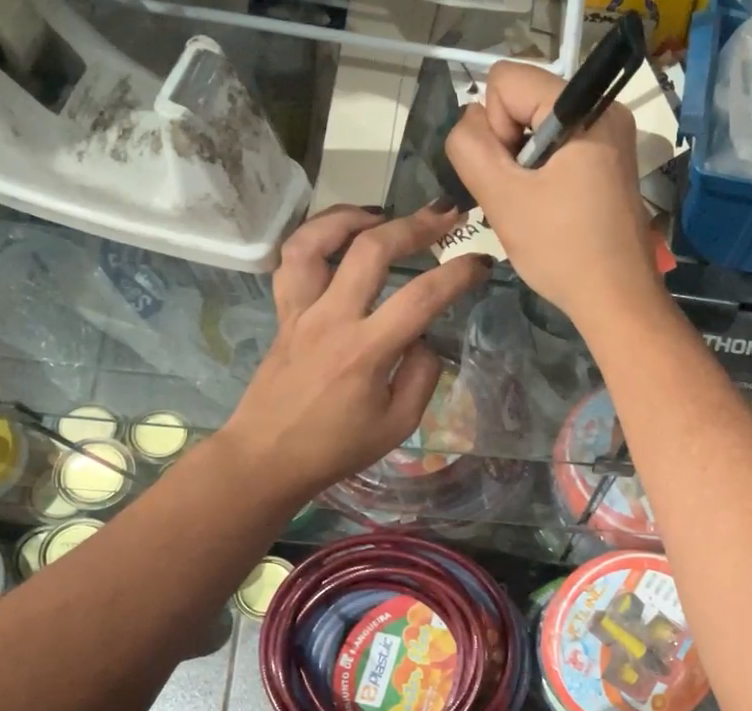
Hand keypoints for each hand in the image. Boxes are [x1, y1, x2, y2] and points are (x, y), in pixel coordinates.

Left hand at [213, 204, 488, 505]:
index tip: (481, 262)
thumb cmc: (338, 448)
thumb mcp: (398, 425)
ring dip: (355, 216)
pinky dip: (317, 236)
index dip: (458, 274)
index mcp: (367, 351)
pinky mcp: (284, 312)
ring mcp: (301, 310)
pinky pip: (294, 259)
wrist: (269, 455)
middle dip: (415, 226)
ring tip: (384, 213)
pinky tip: (339, 233)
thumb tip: (424, 336)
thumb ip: (421, 375)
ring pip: (319, 240)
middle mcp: (332, 318)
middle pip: (372, 250)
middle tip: (446, 217)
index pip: (422, 298)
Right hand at [443, 63, 660, 321]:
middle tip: (524, 198)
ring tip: (536, 210)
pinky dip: (543, 178)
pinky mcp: (610, 168)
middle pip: (522, 102)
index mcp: (586, 108)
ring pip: (536, 130)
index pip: (505, 81)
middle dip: (509, 148)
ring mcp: (611, 141)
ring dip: (523, 168)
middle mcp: (604, 112)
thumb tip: (469, 122)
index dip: (494, 128)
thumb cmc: (564, 252)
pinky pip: (558, 152)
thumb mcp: (503, 197)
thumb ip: (469, 146)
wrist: (618, 302)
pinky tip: (550, 213)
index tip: (514, 177)